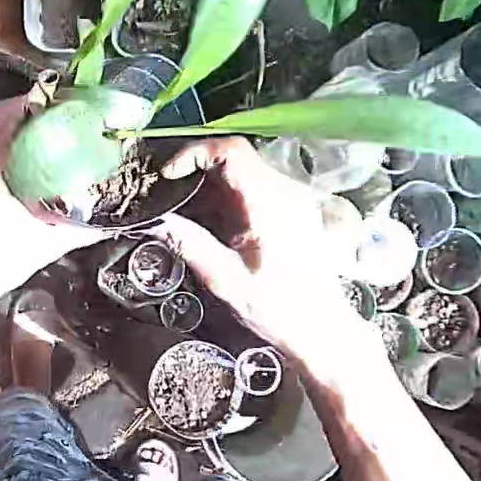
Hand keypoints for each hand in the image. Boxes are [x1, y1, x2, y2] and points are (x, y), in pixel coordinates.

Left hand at [0, 97, 106, 310]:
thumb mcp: (50, 242)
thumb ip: (85, 228)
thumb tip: (113, 220)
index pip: (5, 115)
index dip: (30, 99)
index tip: (54, 96)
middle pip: (0, 120)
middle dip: (30, 111)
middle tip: (57, 113)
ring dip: (20, 130)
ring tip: (48, 132)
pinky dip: (12, 150)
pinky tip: (31, 162)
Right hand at [152, 138, 377, 366]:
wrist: (323, 329)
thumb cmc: (278, 308)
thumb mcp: (226, 281)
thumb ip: (192, 245)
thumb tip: (158, 221)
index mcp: (270, 204)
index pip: (231, 152)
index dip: (194, 153)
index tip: (168, 175)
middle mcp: (285, 192)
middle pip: (234, 157)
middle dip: (196, 171)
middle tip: (168, 195)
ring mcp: (292, 198)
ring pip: (242, 171)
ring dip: (208, 186)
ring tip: (184, 212)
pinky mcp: (292, 209)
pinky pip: (252, 187)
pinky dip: (224, 197)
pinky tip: (211, 224)